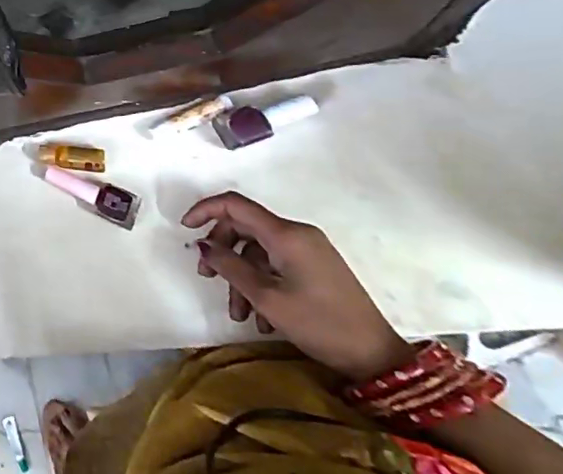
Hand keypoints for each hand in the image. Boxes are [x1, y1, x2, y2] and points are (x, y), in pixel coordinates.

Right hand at [182, 192, 412, 380]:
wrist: (377, 357)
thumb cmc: (321, 324)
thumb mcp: (268, 299)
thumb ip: (230, 267)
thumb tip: (203, 244)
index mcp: (286, 234)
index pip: (235, 205)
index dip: (205, 210)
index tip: (185, 228)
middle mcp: (296, 233)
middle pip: (244, 228)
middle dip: (222, 252)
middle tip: (207, 277)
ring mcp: (308, 250)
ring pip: (258, 251)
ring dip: (241, 277)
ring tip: (238, 313)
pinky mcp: (315, 267)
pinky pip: (276, 264)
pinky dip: (261, 284)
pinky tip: (261, 318)